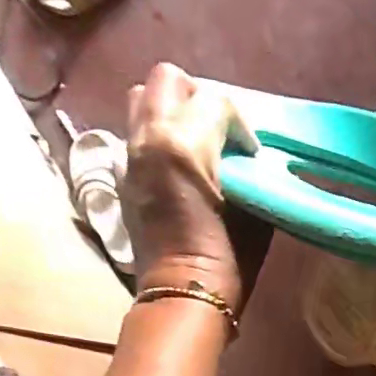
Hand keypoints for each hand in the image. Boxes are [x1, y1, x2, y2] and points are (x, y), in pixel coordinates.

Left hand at [121, 63, 257, 294]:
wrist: (184, 295)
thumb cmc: (228, 259)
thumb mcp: (252, 210)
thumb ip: (246, 169)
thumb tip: (244, 157)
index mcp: (183, 143)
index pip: (216, 101)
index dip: (240, 124)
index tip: (251, 153)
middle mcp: (148, 137)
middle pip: (168, 79)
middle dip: (196, 98)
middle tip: (216, 131)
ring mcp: (129, 156)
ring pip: (142, 100)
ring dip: (170, 112)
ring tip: (193, 142)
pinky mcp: (122, 176)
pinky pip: (136, 136)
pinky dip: (156, 140)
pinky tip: (176, 168)